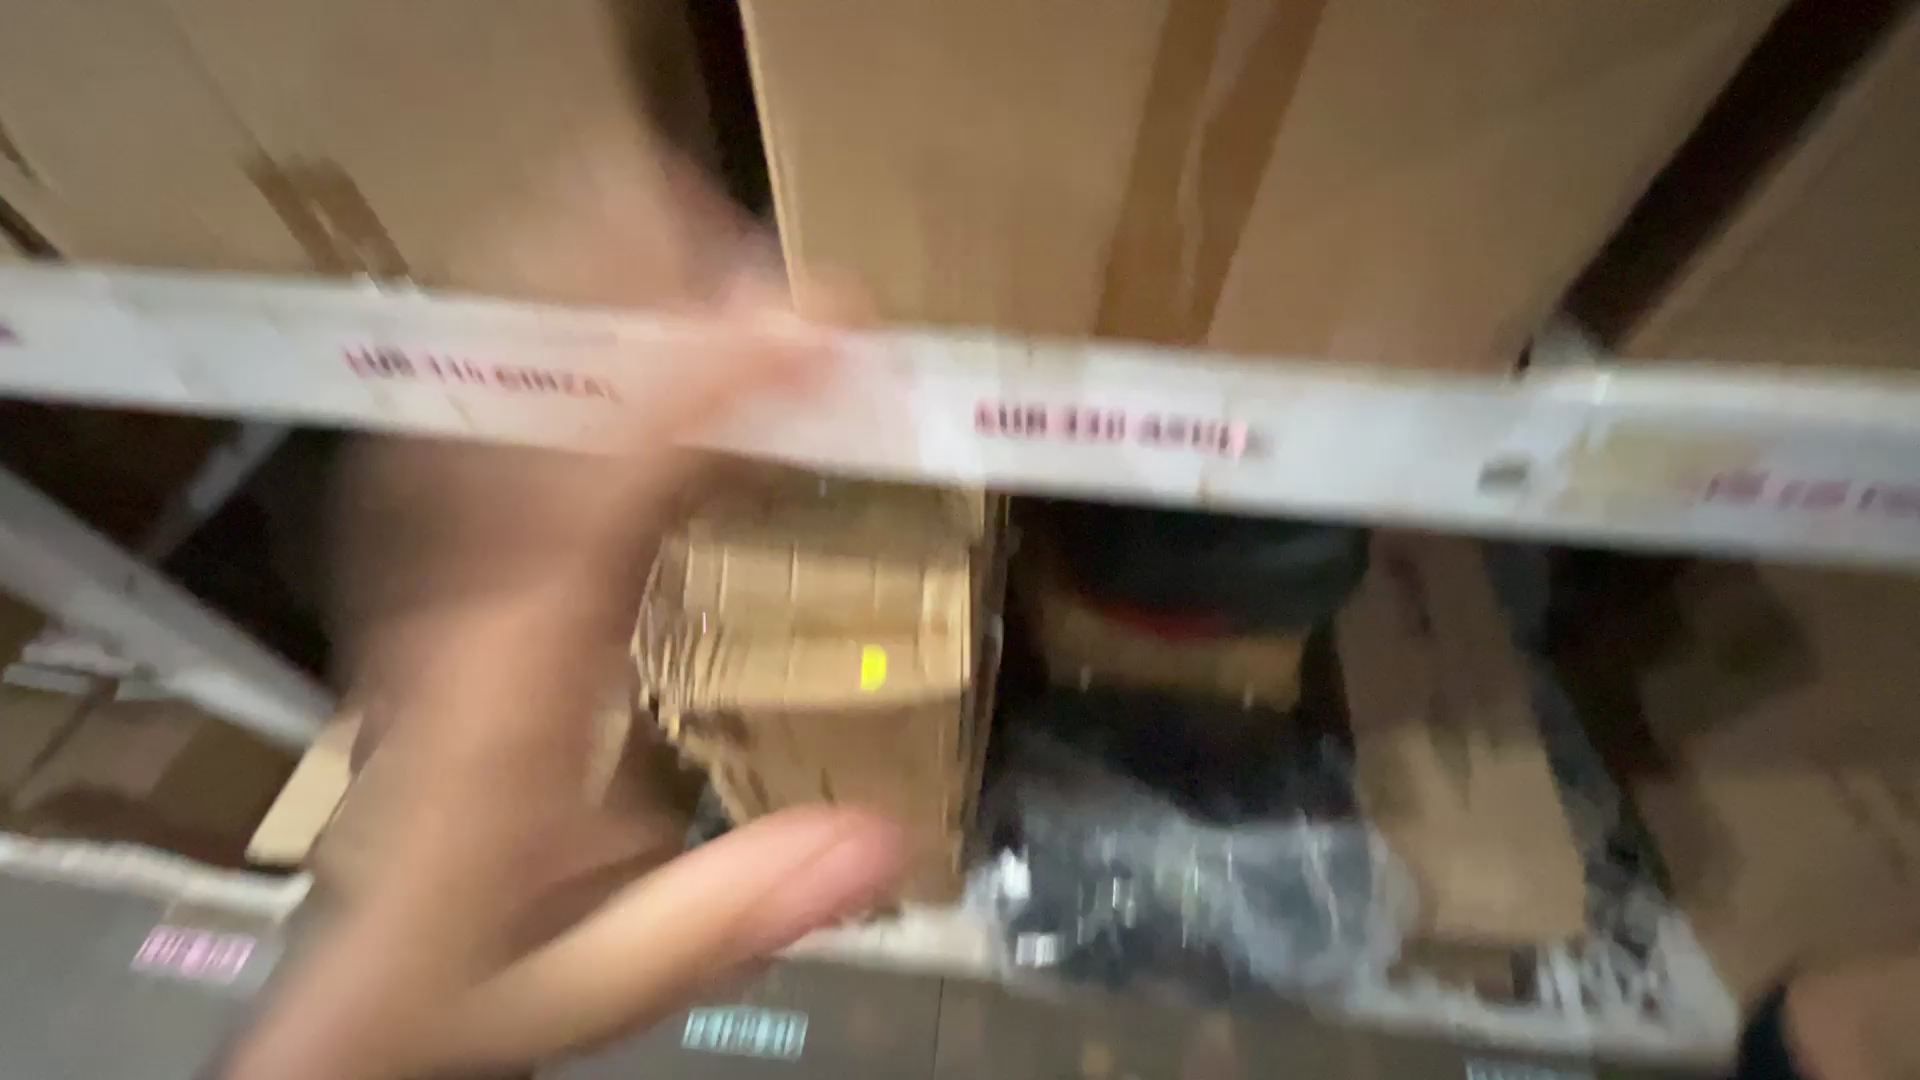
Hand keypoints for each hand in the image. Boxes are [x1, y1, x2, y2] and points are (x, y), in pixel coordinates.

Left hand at [226, 272, 903, 1077]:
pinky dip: (578, 365)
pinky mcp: (472, 580)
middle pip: (534, 410)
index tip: (810, 327)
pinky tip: (635, 333)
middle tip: (762, 248)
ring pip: (508, 402)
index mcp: (506, 691)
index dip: (701, 394)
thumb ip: (724, 912)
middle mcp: (468, 604)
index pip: (599, 500)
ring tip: (689, 229)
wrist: (349, 1000)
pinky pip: (517, 440)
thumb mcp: (583, 987)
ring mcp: (457, 580)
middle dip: (641, 302)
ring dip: (594, 299)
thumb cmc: (460, 987)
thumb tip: (883, 840)